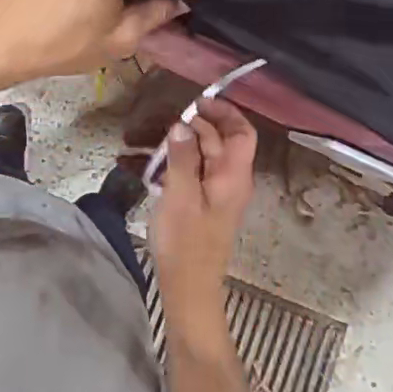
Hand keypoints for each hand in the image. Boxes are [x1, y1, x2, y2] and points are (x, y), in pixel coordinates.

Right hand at [151, 99, 257, 341]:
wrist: (188, 288)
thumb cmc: (185, 242)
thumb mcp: (180, 195)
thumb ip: (183, 157)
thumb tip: (183, 125)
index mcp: (234, 175)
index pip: (241, 132)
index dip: (223, 113)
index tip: (195, 104)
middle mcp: (232, 181)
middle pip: (221, 141)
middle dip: (196, 127)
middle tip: (165, 124)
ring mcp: (218, 194)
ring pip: (205, 157)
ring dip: (182, 146)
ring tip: (151, 143)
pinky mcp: (204, 205)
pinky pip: (195, 173)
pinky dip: (178, 164)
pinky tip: (152, 165)